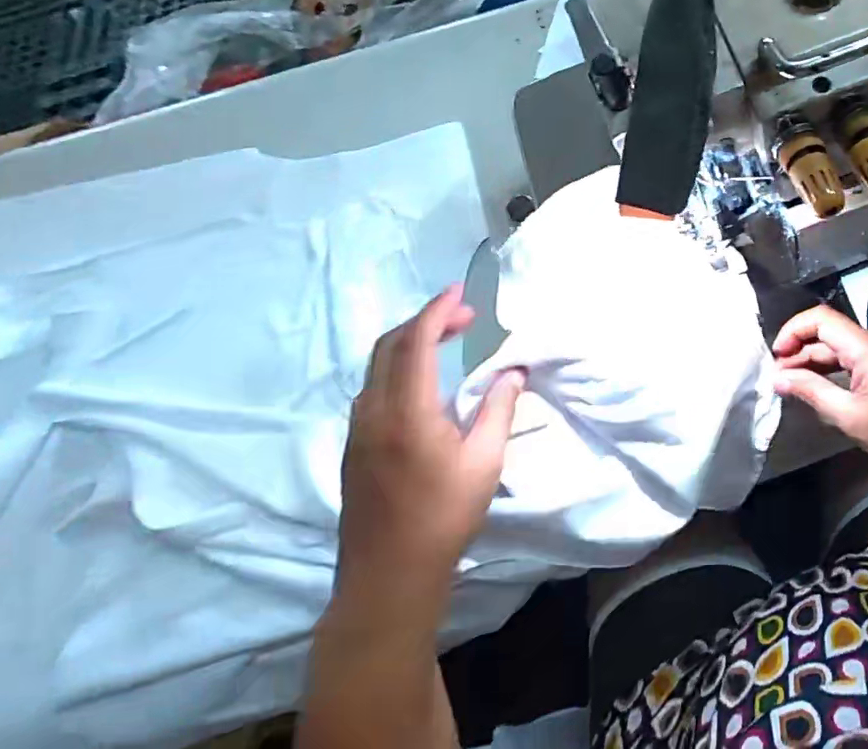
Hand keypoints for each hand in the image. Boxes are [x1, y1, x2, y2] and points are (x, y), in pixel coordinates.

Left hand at [339, 286, 523, 588]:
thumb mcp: (485, 461)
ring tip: (447, 339)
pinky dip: (399, 365)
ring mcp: (358, 428)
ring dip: (410, 341)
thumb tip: (513, 372)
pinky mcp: (354, 444)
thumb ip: (499, 409)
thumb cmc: (444, 517)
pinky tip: (425, 380)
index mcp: (407, 411)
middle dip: (426, 319)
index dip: (438, 310)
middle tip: (464, 315)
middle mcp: (374, 411)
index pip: (417, 341)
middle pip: (390, 344)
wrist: (389, 575)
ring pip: (377, 364)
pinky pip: (373, 385)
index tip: (462, 292)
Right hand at [772, 306, 867, 486]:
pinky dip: (833, 369)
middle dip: (800, 351)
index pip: (821, 319)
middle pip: (830, 332)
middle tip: (778, 377)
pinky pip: (855, 358)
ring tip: (791, 383)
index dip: (792, 330)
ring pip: (841, 347)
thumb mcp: (850, 416)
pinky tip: (818, 387)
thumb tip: (777, 378)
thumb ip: (811, 391)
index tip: (775, 356)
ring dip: (815, 362)